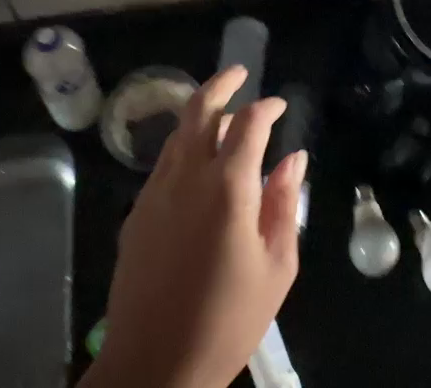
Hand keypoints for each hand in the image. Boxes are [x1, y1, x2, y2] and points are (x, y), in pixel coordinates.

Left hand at [81, 66, 307, 387]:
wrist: (153, 366)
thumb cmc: (229, 319)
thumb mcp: (277, 265)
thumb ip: (285, 204)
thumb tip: (294, 160)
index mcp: (228, 187)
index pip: (248, 123)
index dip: (267, 106)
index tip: (280, 105)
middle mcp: (187, 177)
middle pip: (199, 110)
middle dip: (222, 84)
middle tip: (240, 72)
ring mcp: (155, 194)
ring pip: (176, 133)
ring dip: (200, 113)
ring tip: (222, 112)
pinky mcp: (136, 214)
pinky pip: (163, 163)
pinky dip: (183, 146)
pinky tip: (197, 163)